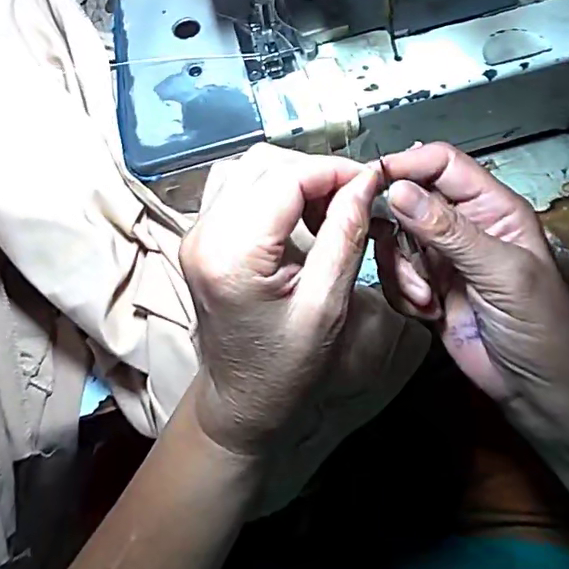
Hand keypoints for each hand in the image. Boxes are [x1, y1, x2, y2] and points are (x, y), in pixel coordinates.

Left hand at [180, 145, 427, 507]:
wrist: (240, 404)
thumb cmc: (285, 370)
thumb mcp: (327, 307)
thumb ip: (345, 236)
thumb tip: (366, 180)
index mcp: (231, 255)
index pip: (286, 177)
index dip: (335, 170)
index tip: (371, 182)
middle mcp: (204, 234)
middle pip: (266, 163)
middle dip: (317, 172)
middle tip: (352, 199)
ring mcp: (197, 231)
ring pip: (252, 167)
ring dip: (296, 176)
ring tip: (327, 208)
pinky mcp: (202, 234)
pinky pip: (240, 184)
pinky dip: (276, 187)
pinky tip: (298, 213)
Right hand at [373, 143, 568, 438]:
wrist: (543, 396)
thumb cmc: (545, 330)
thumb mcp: (504, 274)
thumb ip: (450, 231)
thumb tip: (399, 190)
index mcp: (492, 207)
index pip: (443, 164)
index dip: (408, 164)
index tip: (374, 179)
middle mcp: (464, 225)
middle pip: (409, 198)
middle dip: (398, 227)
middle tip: (398, 254)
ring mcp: (443, 256)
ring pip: (395, 238)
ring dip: (401, 268)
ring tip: (426, 296)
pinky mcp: (427, 287)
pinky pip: (394, 274)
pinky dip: (401, 292)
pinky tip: (428, 312)